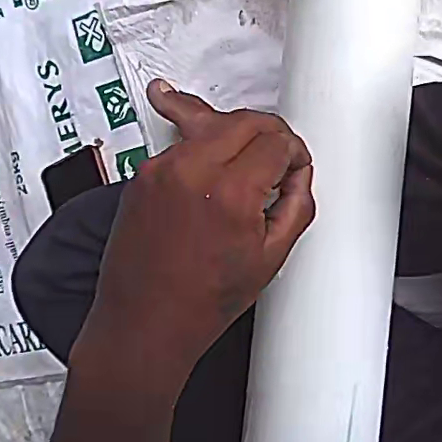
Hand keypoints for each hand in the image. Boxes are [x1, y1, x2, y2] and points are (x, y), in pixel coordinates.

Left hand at [79, 81, 314, 395]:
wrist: (144, 321)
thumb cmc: (199, 301)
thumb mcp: (269, 258)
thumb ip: (296, 205)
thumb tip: (298, 177)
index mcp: (230, 193)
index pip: (276, 140)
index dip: (295, 152)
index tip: (295, 164)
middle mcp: (191, 171)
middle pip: (245, 120)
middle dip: (271, 133)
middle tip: (279, 155)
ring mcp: (161, 169)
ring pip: (211, 122)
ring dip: (236, 135)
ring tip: (246, 160)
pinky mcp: (142, 174)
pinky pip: (183, 144)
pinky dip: (204, 149)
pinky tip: (213, 163)